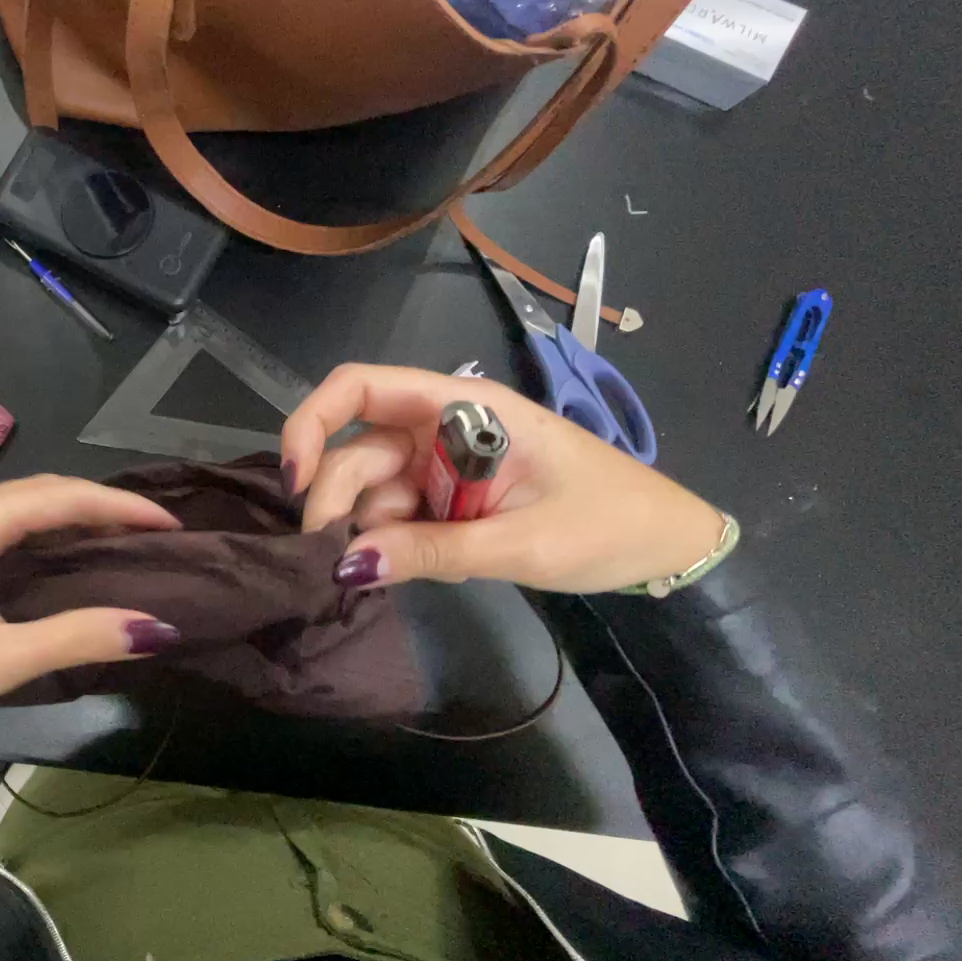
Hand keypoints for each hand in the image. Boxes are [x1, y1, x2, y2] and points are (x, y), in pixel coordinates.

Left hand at [0, 475, 183, 759]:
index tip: (172, 524)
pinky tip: (60, 559)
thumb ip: (77, 637)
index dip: (122, 507)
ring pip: (20, 508)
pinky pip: (0, 527)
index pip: (64, 497)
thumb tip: (157, 628)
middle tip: (153, 534)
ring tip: (119, 542)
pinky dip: (40, 535)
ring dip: (69, 519)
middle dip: (100, 507)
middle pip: (43, 492)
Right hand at [282, 365, 724, 593]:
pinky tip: (426, 567)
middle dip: (336, 502)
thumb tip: (345, 567)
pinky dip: (393, 545)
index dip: (312, 423)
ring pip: (369, 490)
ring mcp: (440, 463)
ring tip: (404, 571)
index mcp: (463, 409)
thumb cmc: (611, 525)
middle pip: (356, 451)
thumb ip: (431, 551)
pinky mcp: (444, 497)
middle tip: (331, 563)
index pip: (360, 389)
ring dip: (370, 532)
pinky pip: (394, 516)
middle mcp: (439, 427)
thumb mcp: (522, 542)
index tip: (293, 481)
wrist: (668, 549)